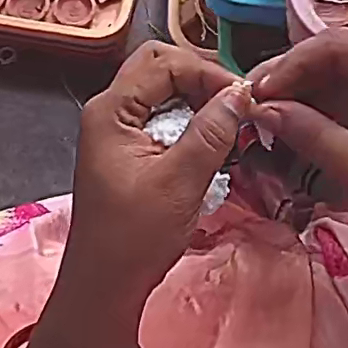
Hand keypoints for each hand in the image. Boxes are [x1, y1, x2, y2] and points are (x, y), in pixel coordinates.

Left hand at [65, 42, 248, 305]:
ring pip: (162, 90)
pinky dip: (189, 120)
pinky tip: (212, 140)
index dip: (206, 72)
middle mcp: (109, 110)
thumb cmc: (135, 237)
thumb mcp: (180, 182)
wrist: (105, 284)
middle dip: (201, 78)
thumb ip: (211, 132)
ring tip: (229, 122)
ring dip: (197, 99)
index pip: (163, 63)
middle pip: (159, 67)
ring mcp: (117, 128)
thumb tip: (241, 93)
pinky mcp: (128, 147)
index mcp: (110, 110)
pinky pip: (161, 115)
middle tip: (236, 103)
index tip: (242, 97)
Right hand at [246, 31, 347, 278]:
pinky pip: (320, 100)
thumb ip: (312, 135)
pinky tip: (272, 124)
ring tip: (253, 114)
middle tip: (246, 102)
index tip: (260, 92)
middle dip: (283, 76)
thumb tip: (260, 108)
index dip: (293, 63)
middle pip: (323, 57)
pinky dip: (294, 110)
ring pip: (316, 77)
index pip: (338, 46)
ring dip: (284, 93)